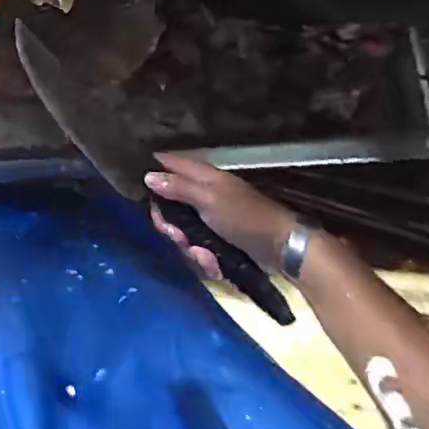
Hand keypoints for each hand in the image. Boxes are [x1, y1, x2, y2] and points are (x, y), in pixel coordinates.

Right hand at [145, 153, 298, 277]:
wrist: (285, 250)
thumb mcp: (208, 199)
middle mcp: (201, 193)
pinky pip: (198, 246)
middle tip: (175, 235)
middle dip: (169, 224)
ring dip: (188, 246)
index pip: (166, 164)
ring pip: (181, 229)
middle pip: (168, 203)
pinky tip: (214, 264)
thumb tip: (147, 176)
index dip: (151, 175)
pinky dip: (204, 258)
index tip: (142, 194)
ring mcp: (210, 218)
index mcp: (200, 176)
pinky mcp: (218, 240)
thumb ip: (177, 187)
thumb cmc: (246, 217)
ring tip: (203, 256)